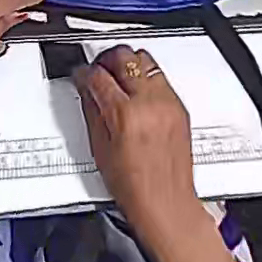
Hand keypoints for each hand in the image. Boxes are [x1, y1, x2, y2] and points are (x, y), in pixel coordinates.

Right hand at [74, 46, 198, 239]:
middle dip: (106, 59)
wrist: (167, 204)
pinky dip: (145, 77)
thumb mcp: (100, 149)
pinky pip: (160, 76)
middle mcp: (149, 103)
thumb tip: (86, 87)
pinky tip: (137, 92)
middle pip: (124, 56)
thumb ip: (92, 110)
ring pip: (144, 59)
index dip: (85, 72)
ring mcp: (167, 102)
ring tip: (118, 77)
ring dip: (128, 63)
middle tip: (98, 69)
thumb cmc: (135, 187)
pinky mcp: (179, 105)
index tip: (81, 74)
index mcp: (125, 115)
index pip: (99, 75)